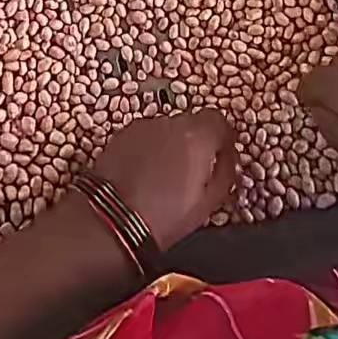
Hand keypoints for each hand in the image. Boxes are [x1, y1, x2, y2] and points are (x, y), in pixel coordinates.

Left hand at [89, 110, 236, 247]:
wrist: (110, 218)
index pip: (218, 120)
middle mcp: (169, 123)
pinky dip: (150, 149)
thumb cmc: (163, 217)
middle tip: (194, 172)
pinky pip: (145, 136)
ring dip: (171, 146)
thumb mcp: (208, 203)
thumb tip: (227, 160)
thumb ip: (224, 174)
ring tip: (165, 178)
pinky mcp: (121, 134)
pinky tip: (145, 174)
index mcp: (196, 137)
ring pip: (166, 130)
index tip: (222, 156)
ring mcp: (142, 126)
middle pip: (191, 124)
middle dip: (196, 143)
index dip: (222, 138)